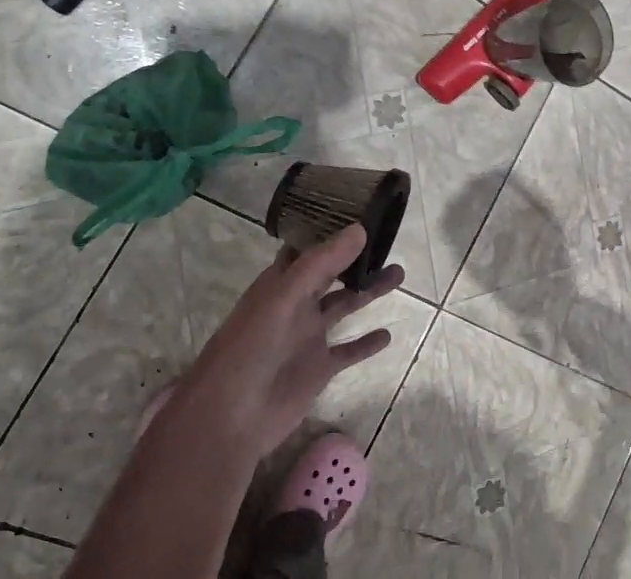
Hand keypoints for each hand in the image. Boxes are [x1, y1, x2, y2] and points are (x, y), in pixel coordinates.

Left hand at [158, 224, 405, 457]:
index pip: (308, 248)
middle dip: (357, 258)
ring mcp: (308, 337)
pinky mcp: (319, 368)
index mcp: (280, 283)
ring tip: (399, 274)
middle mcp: (296, 305)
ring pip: (344, 306)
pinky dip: (366, 343)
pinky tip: (388, 335)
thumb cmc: (250, 348)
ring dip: (369, 291)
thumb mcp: (284, 297)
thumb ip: (322, 263)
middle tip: (389, 242)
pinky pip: (348, 350)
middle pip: (331, 274)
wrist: (231, 417)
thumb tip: (360, 229)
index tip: (361, 213)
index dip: (330, 232)